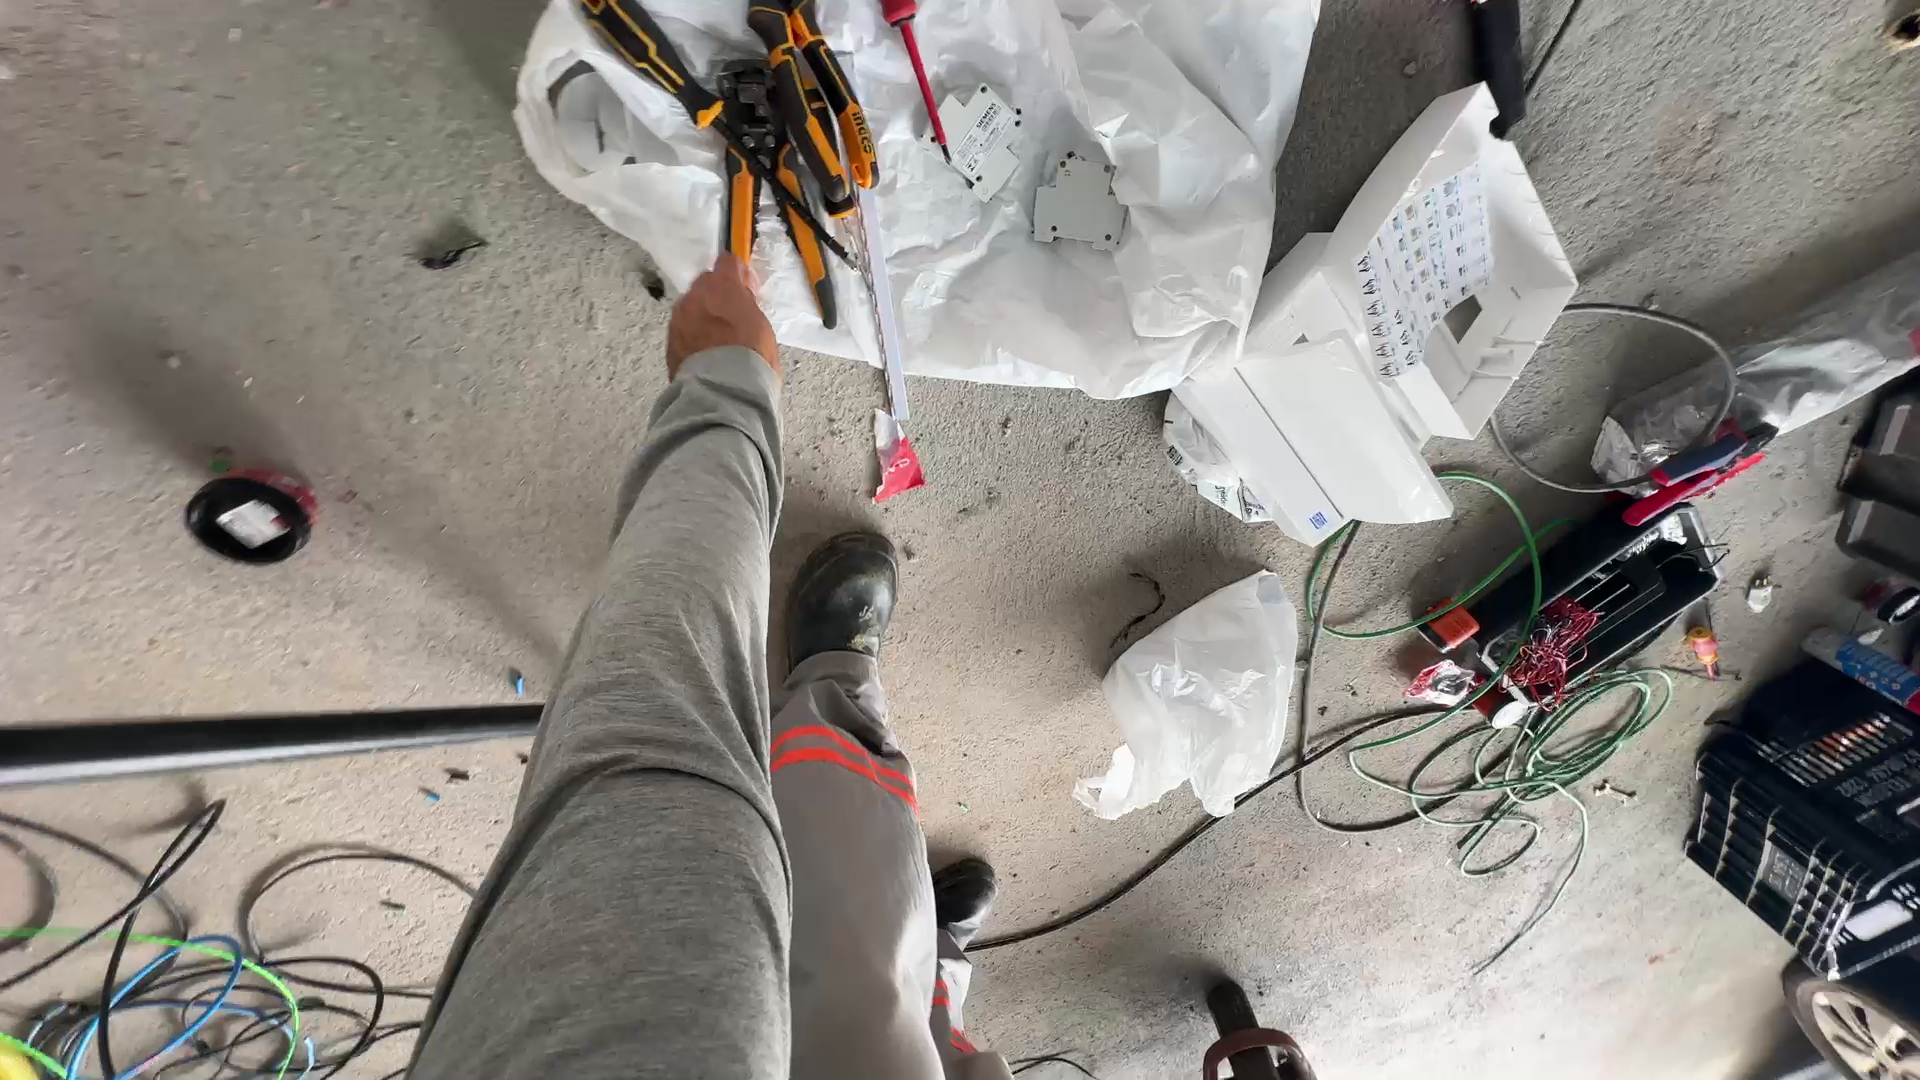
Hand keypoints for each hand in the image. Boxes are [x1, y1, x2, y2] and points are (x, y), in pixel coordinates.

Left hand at [666, 254, 778, 377]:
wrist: (723, 391)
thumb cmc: (752, 359)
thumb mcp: (763, 327)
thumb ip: (748, 307)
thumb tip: (742, 300)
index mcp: (723, 287)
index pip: (728, 262)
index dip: (738, 274)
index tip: (746, 288)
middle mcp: (696, 295)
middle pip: (706, 284)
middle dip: (717, 296)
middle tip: (732, 318)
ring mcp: (679, 317)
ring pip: (692, 307)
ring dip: (703, 316)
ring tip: (718, 341)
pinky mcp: (669, 340)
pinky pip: (683, 329)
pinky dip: (693, 335)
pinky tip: (706, 353)